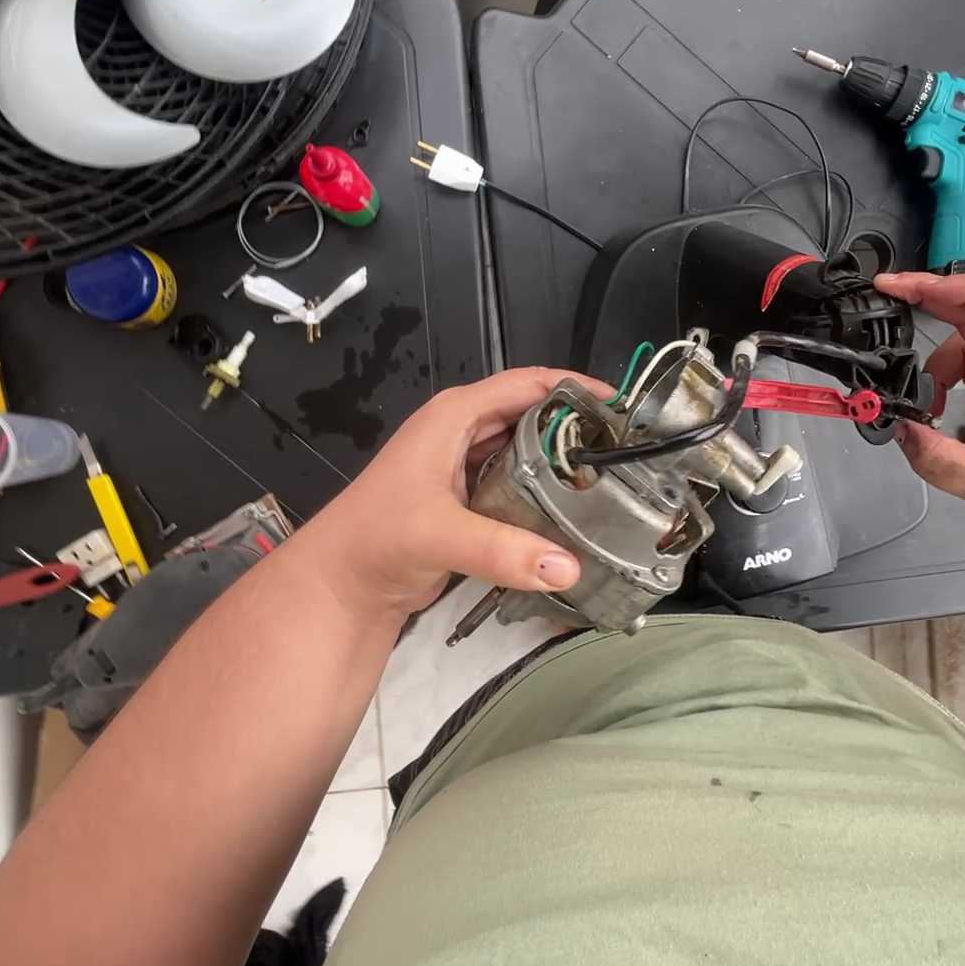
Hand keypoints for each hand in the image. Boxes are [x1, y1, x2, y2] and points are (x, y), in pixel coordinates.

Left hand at [280, 367, 608, 622]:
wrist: (343, 581)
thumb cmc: (379, 538)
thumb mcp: (440, 534)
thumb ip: (503, 551)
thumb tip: (569, 569)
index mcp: (456, 415)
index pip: (526, 384)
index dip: (573, 388)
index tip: (618, 405)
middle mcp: (464, 431)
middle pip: (532, 414)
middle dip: (575, 425)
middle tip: (622, 448)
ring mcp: (466, 464)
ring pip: (526, 449)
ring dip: (561, 459)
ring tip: (607, 475)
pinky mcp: (469, 497)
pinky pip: (518, 481)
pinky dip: (544, 489)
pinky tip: (573, 508)